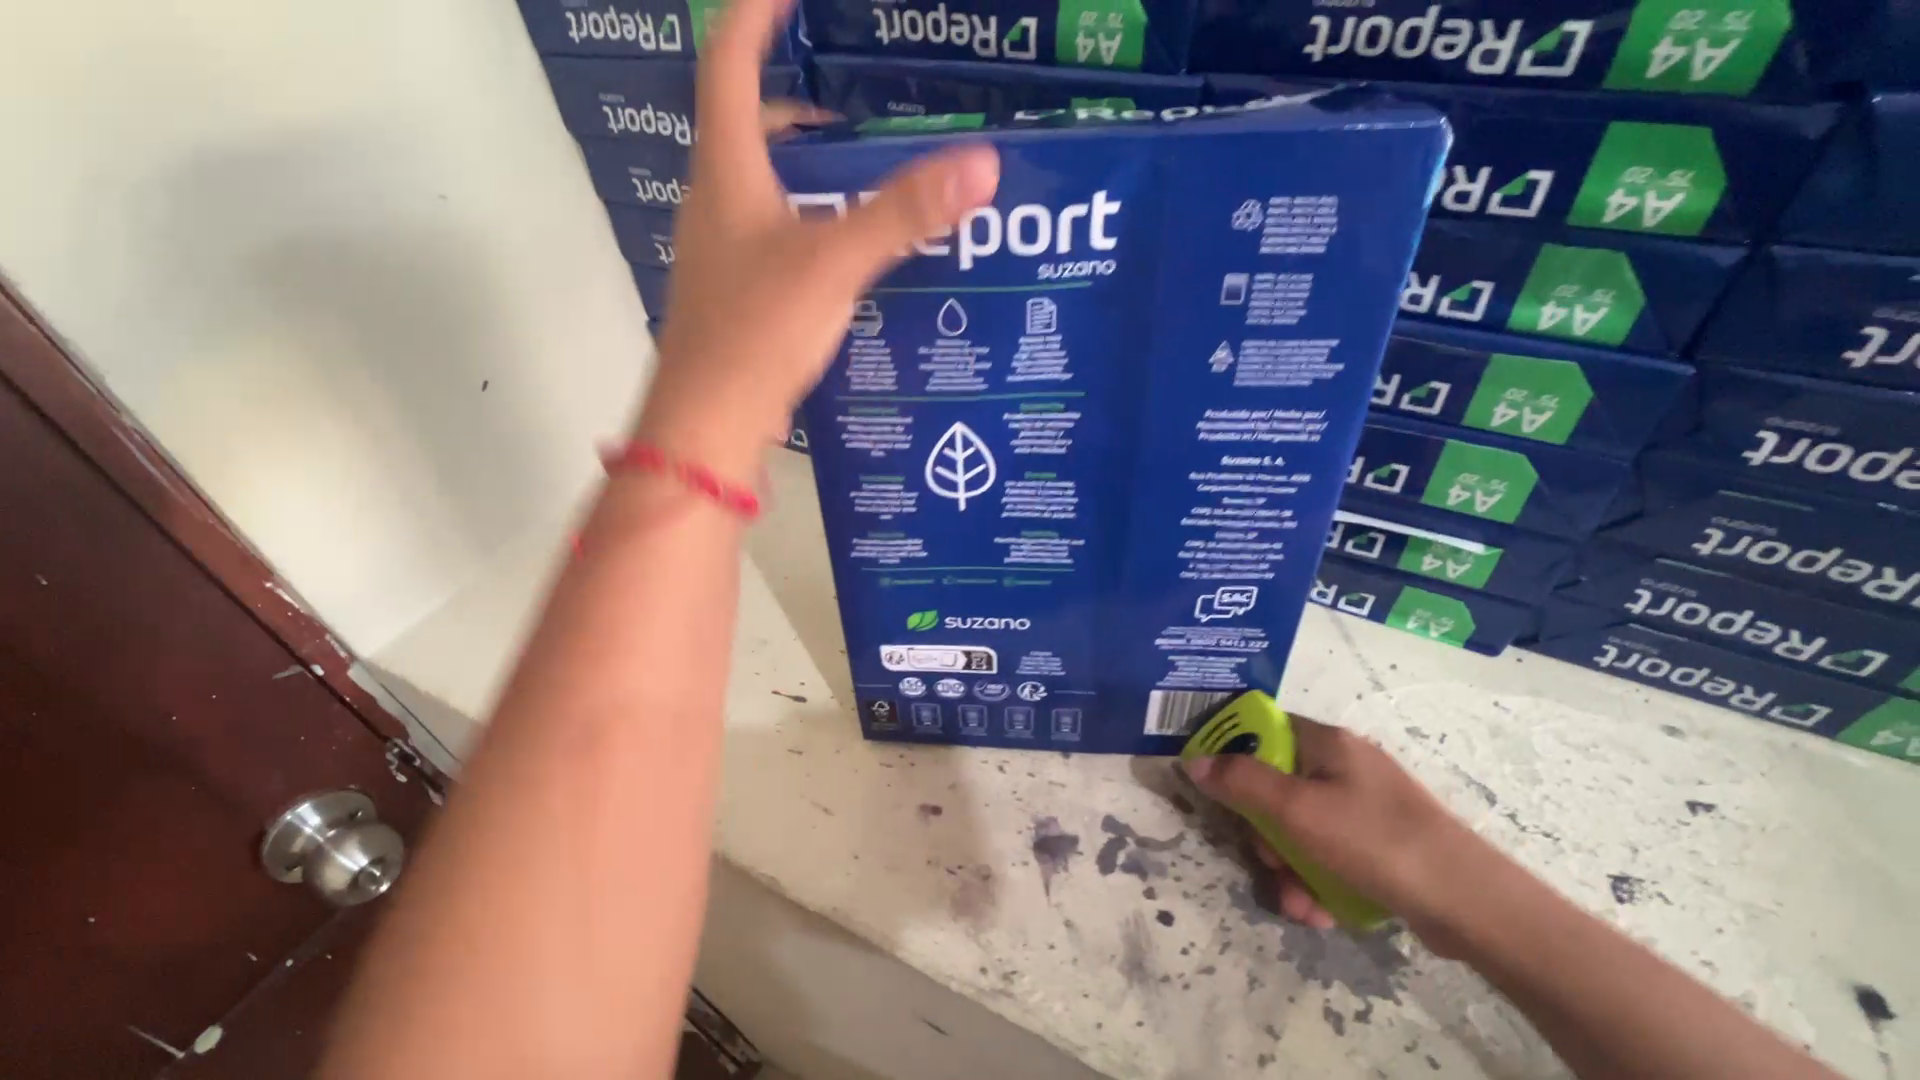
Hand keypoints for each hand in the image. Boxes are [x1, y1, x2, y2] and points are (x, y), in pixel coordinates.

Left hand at [638, 0, 1000, 480]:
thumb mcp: (834, 265)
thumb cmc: (755, 332)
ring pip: (763, 185)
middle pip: (745, 125)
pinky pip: (776, 235)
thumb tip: (984, 163)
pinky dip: (813, 222)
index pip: (729, 64)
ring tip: (869, 172)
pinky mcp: (741, 294)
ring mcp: (724, 252)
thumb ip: (904, 215)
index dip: (757, 15)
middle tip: (857, 102)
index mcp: (726, 173)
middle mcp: (716, 203)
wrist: (709, 425)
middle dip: (796, 101)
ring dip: (807, 167)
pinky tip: (855, 250)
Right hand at [1182, 715, 1488, 949]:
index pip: (1262, 730)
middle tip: (1270, 860)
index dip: (1231, 754)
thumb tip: (1194, 760)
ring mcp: (1364, 807)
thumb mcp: (1296, 810)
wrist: (1468, 903)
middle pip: (1276, 788)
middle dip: (1265, 834)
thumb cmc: (1373, 841)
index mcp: (1327, 743)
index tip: (1215, 792)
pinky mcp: (1379, 845)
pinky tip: (1321, 911)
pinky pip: (1328, 856)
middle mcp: (1345, 766)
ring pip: (1299, 830)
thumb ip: (1241, 782)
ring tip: (1300, 902)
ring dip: (1289, 869)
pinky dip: (1318, 882)